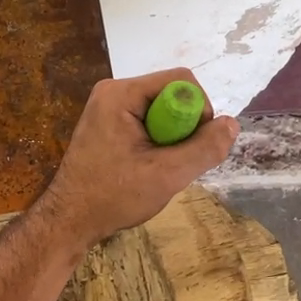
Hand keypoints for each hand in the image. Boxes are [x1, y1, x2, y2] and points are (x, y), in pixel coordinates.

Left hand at [32, 69, 239, 248]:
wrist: (69, 219)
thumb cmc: (113, 196)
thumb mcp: (167, 174)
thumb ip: (204, 147)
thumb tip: (231, 124)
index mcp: (120, 93)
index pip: (181, 81)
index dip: (197, 110)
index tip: (192, 145)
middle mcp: (112, 91)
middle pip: (171, 94)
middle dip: (182, 128)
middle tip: (172, 162)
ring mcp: (107, 107)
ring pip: (161, 111)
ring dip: (170, 139)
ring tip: (156, 168)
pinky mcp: (107, 123)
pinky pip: (146, 121)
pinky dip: (155, 142)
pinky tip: (144, 167)